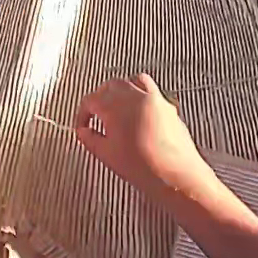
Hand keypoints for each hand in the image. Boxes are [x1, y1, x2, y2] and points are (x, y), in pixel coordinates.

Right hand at [72, 75, 216, 206]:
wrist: (175, 174)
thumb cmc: (144, 167)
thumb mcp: (107, 154)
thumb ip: (90, 139)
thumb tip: (84, 132)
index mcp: (115, 107)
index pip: (91, 100)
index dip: (82, 113)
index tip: (82, 125)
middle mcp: (135, 97)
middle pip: (111, 86)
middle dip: (99, 98)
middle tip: (95, 115)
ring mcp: (154, 99)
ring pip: (132, 82)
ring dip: (120, 91)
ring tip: (116, 108)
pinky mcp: (168, 106)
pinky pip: (151, 92)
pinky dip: (139, 97)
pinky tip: (137, 113)